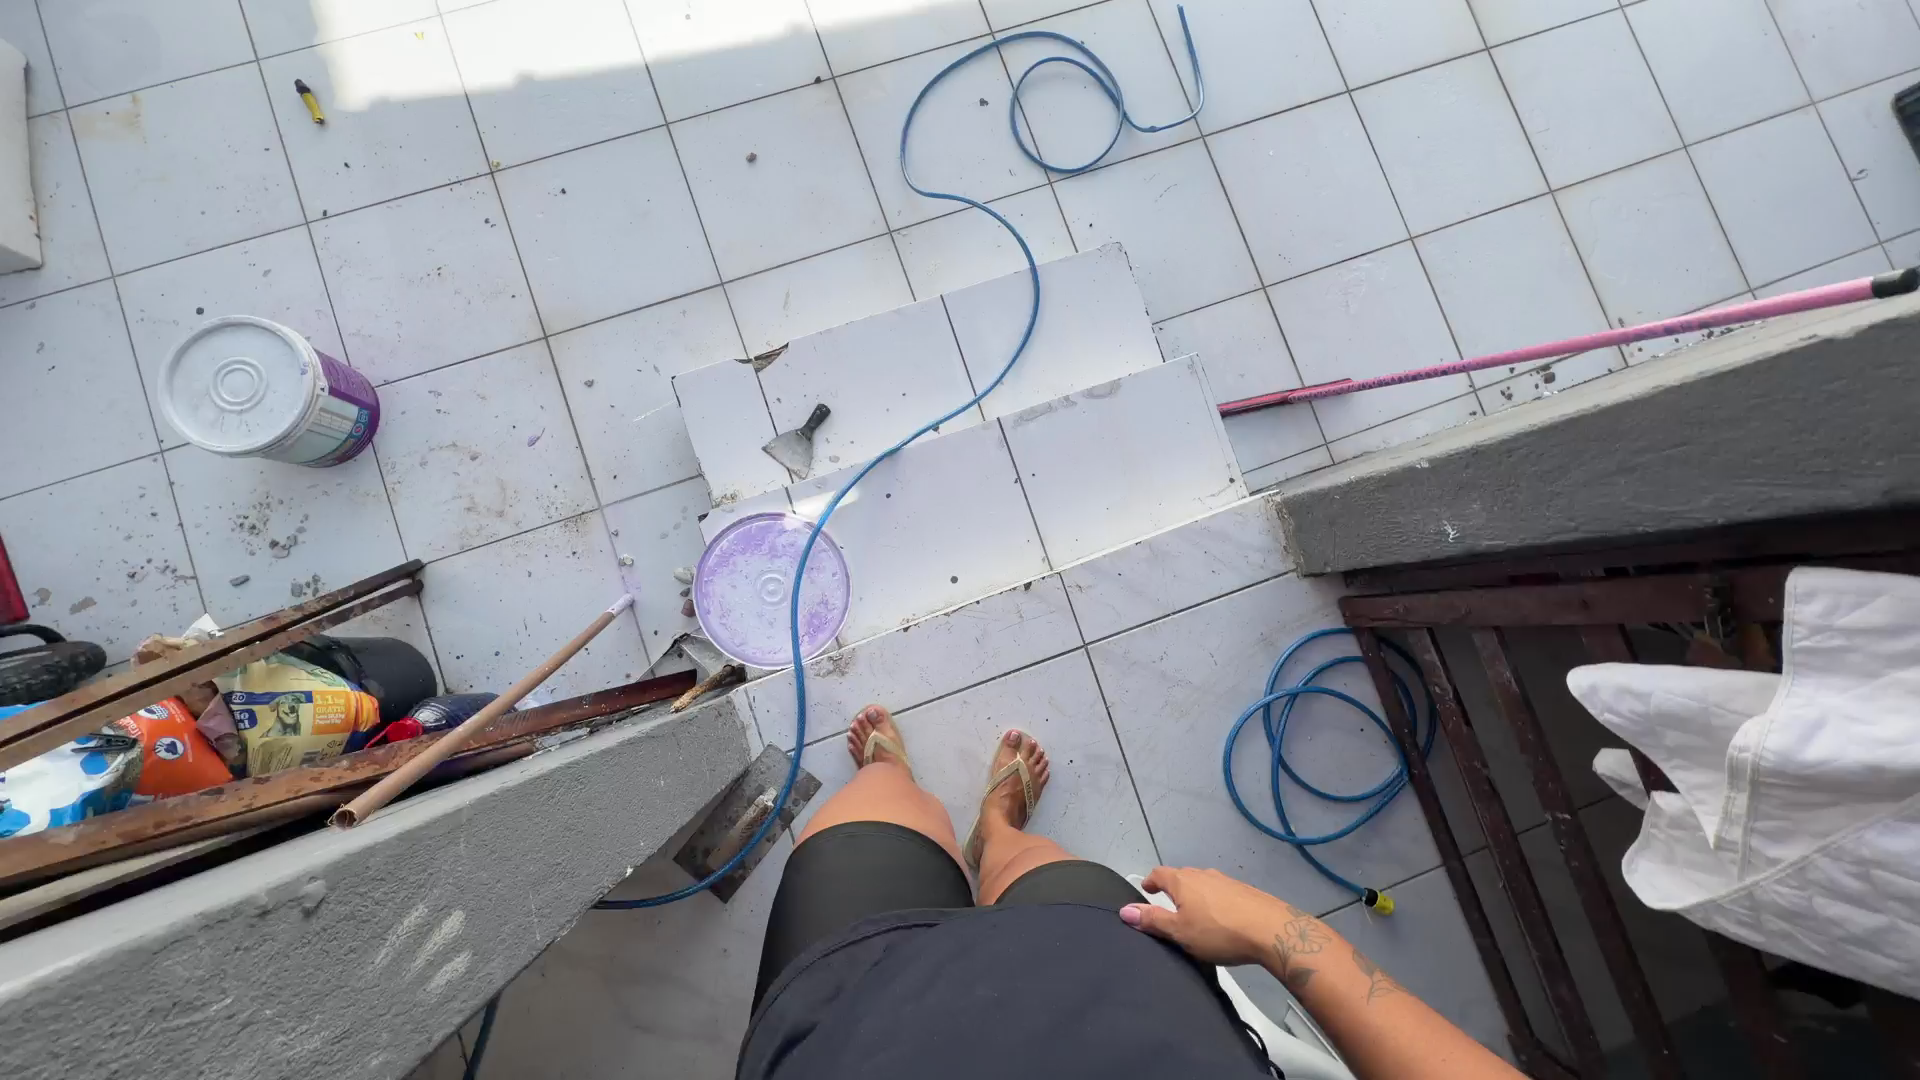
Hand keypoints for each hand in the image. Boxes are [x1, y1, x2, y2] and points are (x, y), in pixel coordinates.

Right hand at [1119, 866, 1309, 967]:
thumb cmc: (1219, 932)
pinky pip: (1221, 892)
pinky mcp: (1245, 891)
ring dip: (1195, 893)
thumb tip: (1124, 910)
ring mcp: (1226, 881)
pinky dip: (1214, 900)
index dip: (1150, 881)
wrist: (1272, 930)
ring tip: (1194, 911)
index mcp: (1183, 881)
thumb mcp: (1180, 932)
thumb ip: (1152, 921)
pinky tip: (1221, 917)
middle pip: (1181, 876)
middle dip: (1172, 887)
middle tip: (1168, 903)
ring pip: (1203, 883)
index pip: (1159, 873)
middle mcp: (1202, 874)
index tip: (1146, 889)